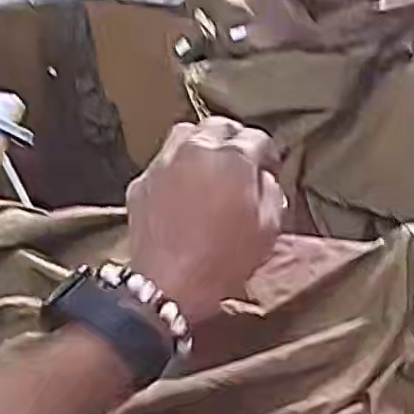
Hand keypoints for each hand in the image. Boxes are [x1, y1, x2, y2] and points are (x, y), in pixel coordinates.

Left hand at [126, 117, 285, 323]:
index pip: (258, 139)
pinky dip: (176, 171)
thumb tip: (265, 179)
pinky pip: (163, 164)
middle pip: (220, 127)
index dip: (268, 156)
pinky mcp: (141, 182)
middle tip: (241, 170)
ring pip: (187, 135)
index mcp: (234, 157)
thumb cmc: (223, 262)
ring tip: (209, 171)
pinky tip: (182, 194)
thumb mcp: (267, 232)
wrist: (169, 286)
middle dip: (235, 143)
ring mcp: (164, 162)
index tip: (270, 172)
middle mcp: (197, 147)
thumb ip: (272, 195)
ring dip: (202, 147)